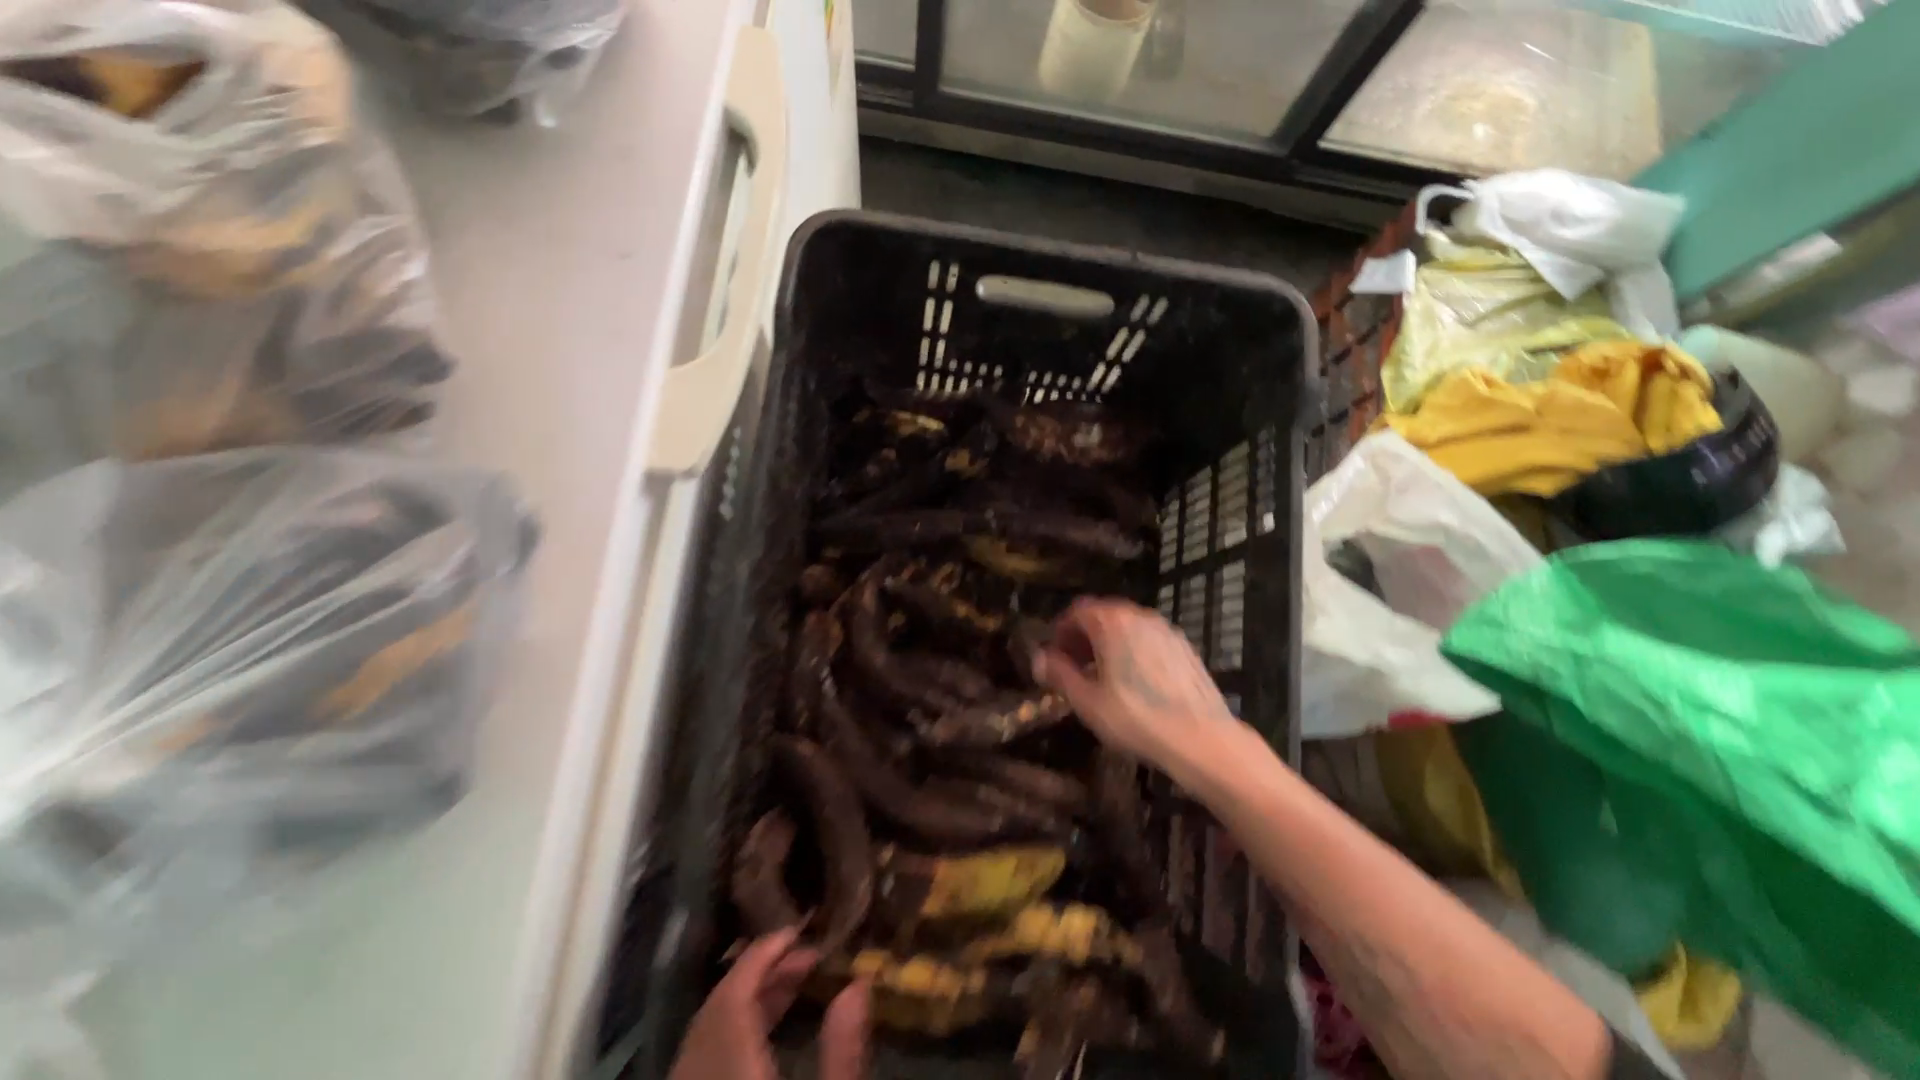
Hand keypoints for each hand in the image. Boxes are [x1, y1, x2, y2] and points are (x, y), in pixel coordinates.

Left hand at [667, 927, 869, 1079]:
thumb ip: (843, 1050)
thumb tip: (858, 985)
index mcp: (731, 1068)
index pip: (733, 996)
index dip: (760, 957)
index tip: (795, 930)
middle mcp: (698, 1072)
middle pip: (717, 1008)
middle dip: (760, 974)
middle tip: (807, 957)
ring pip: (706, 1031)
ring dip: (747, 1002)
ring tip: (794, 985)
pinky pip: (701, 1054)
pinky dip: (732, 1031)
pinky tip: (765, 1030)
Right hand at [1032, 597, 1246, 782]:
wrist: (1200, 738)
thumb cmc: (1135, 718)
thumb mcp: (1086, 701)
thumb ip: (1059, 674)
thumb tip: (1039, 659)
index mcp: (1112, 622)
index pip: (1077, 611)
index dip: (1060, 631)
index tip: (1053, 656)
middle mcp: (1141, 616)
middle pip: (1104, 615)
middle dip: (1084, 638)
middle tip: (1073, 667)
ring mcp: (1167, 631)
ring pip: (1128, 629)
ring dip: (1109, 645)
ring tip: (1101, 678)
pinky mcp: (1185, 649)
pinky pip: (1149, 642)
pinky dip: (1133, 652)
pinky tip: (1133, 685)